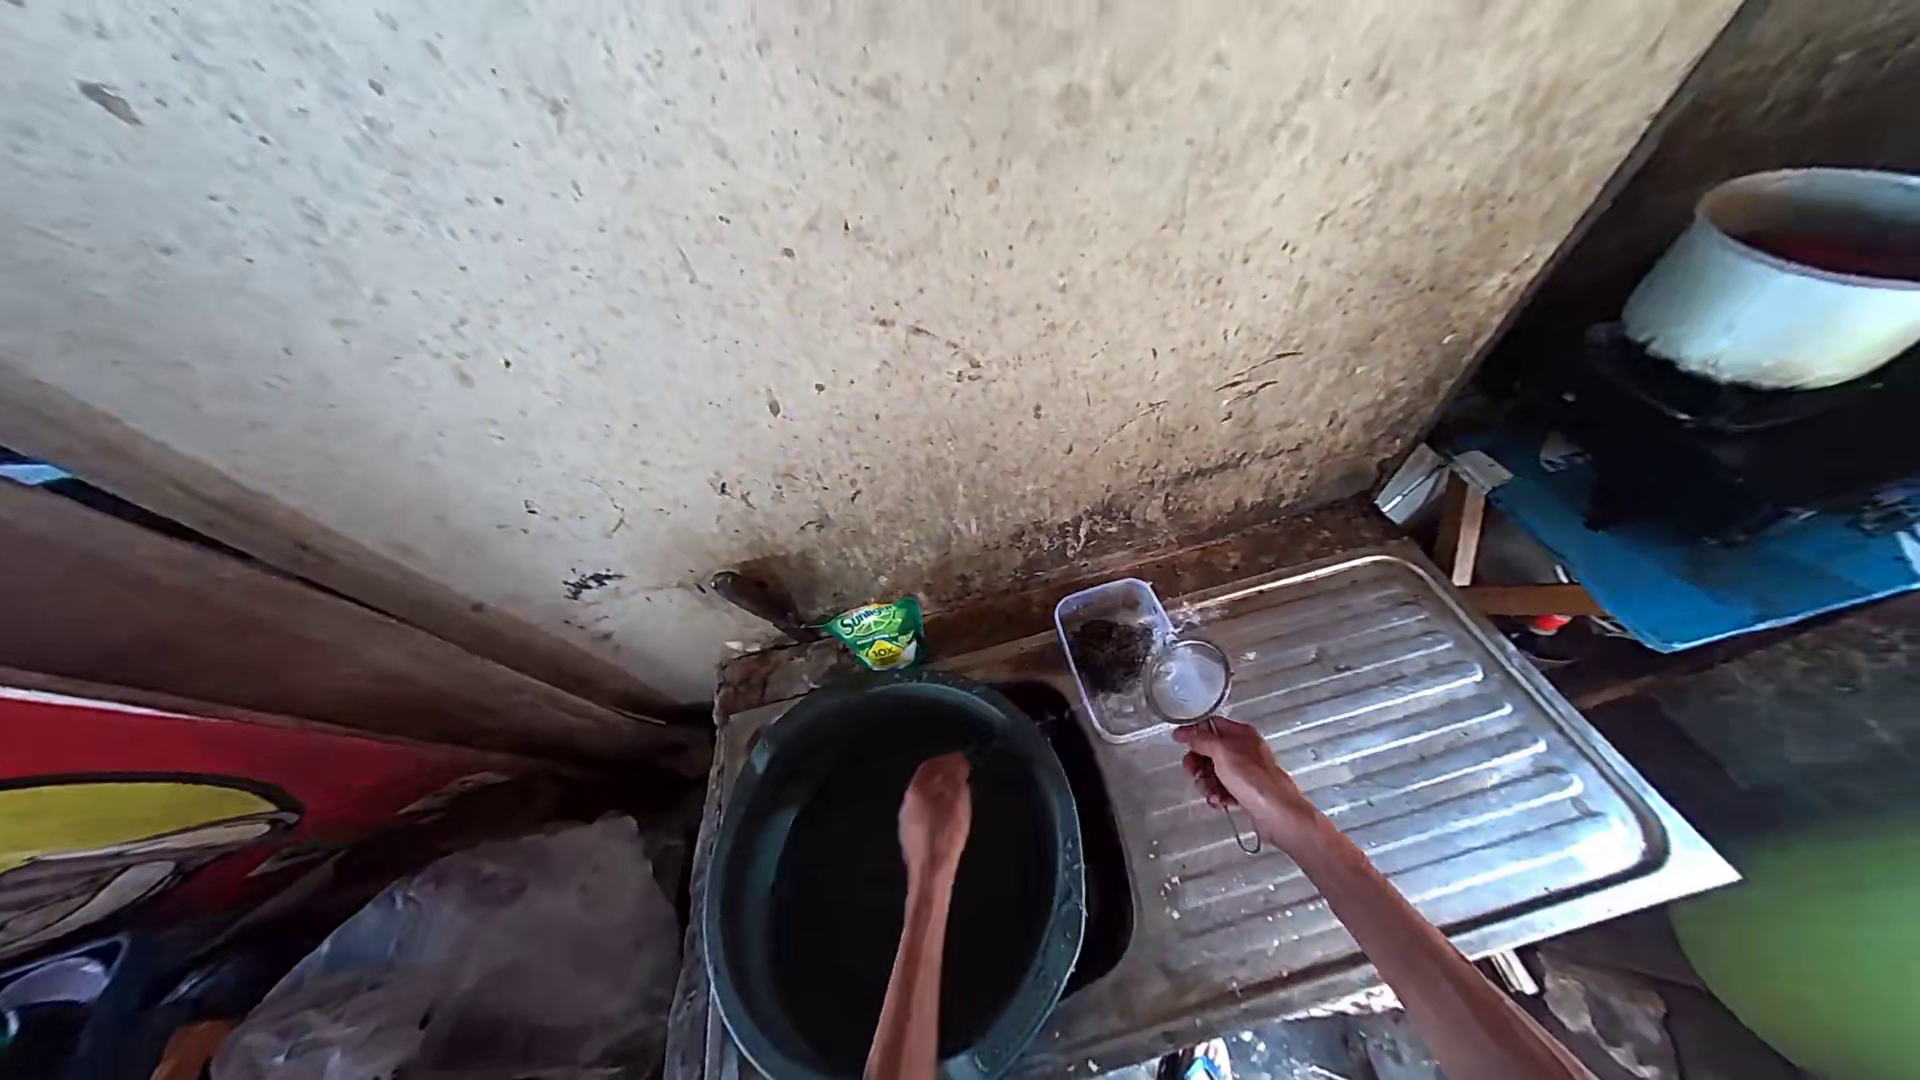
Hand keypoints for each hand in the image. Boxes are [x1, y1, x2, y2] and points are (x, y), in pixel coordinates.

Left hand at [899, 752, 971, 882]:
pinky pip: (924, 812)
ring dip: (941, 790)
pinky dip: (937, 805)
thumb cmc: (945, 837)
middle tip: (963, 773)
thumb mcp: (958, 805)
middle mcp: (906, 803)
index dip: (947, 760)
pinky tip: (949, 814)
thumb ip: (957, 782)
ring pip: (925, 797)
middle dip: (945, 774)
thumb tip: (959, 766)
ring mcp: (906, 821)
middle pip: (926, 781)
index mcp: (915, 792)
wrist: (930, 875)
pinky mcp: (910, 837)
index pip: (930, 766)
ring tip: (960, 791)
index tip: (962, 759)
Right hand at [1172, 718, 1319, 848]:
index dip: (1194, 733)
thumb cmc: (1251, 777)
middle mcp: (1243, 749)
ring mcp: (1245, 771)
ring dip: (1206, 783)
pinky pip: (1222, 788)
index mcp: (1241, 733)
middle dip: (1198, 764)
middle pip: (1209, 751)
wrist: (1278, 814)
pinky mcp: (1245, 791)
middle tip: (1193, 774)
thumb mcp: (1221, 752)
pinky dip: (1217, 794)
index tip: (1179, 743)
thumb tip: (1182, 731)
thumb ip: (1200, 739)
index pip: (1210, 725)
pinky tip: (1220, 802)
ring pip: (1213, 772)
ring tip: (1212, 793)